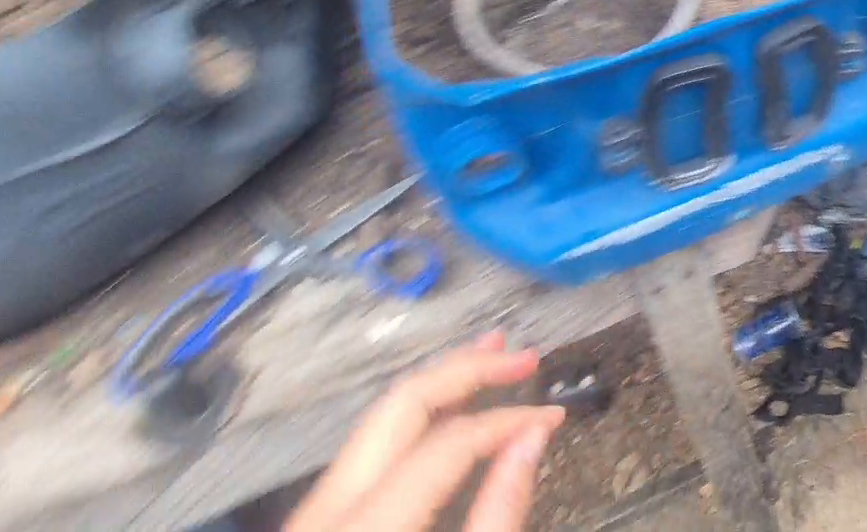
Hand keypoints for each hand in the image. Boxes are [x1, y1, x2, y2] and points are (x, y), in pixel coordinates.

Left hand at [286, 333, 565, 531]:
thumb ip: (498, 515)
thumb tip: (534, 437)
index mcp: (364, 529)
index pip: (448, 443)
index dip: (508, 421)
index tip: (556, 420)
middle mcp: (323, 511)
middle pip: (400, 407)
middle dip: (468, 371)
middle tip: (527, 356)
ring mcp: (310, 517)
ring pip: (379, 419)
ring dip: (442, 382)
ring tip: (493, 352)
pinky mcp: (314, 524)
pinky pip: (371, 447)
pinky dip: (418, 415)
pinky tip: (450, 403)